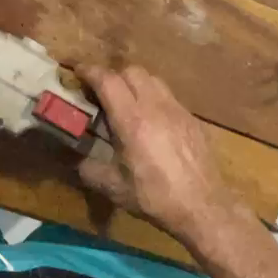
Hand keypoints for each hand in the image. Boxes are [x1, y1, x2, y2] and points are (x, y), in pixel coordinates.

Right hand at [76, 65, 243, 241]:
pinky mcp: (192, 119)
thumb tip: (75, 159)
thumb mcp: (113, 187)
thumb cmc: (154, 197)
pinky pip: (169, 97)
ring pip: (153, 80)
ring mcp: (178, 110)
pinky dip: (154, 98)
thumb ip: (88, 168)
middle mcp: (156, 107)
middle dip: (113, 76)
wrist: (202, 206)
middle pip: (132, 71)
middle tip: (101, 92)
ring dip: (135, 83)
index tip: (77, 72)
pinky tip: (151, 120)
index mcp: (132, 120)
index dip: (89, 71)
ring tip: (126, 102)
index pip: (108, 80)